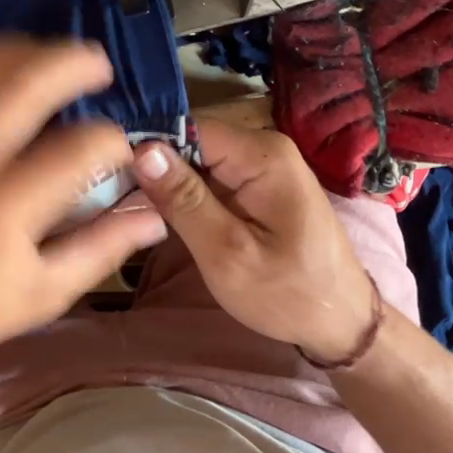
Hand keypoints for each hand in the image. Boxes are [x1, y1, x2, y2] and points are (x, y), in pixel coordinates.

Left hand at [0, 36, 169, 381]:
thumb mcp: (41, 294)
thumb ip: (100, 248)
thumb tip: (155, 213)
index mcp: (4, 209)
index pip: (79, 149)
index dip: (114, 142)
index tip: (120, 151)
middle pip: (25, 82)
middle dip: (73, 62)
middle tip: (99, 66)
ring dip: (21, 51)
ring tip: (48, 62)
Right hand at [131, 120, 376, 362]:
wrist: (342, 325)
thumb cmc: (288, 295)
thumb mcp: (227, 253)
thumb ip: (183, 199)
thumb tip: (140, 149)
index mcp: (262, 155)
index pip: (187, 127)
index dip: (147, 147)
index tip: (110, 175)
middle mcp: (263, 147)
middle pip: (188, 140)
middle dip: (153, 166)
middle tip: (115, 200)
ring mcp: (260, 165)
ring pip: (193, 159)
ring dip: (165, 183)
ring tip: (131, 207)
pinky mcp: (255, 184)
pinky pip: (207, 176)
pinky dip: (182, 194)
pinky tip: (160, 215)